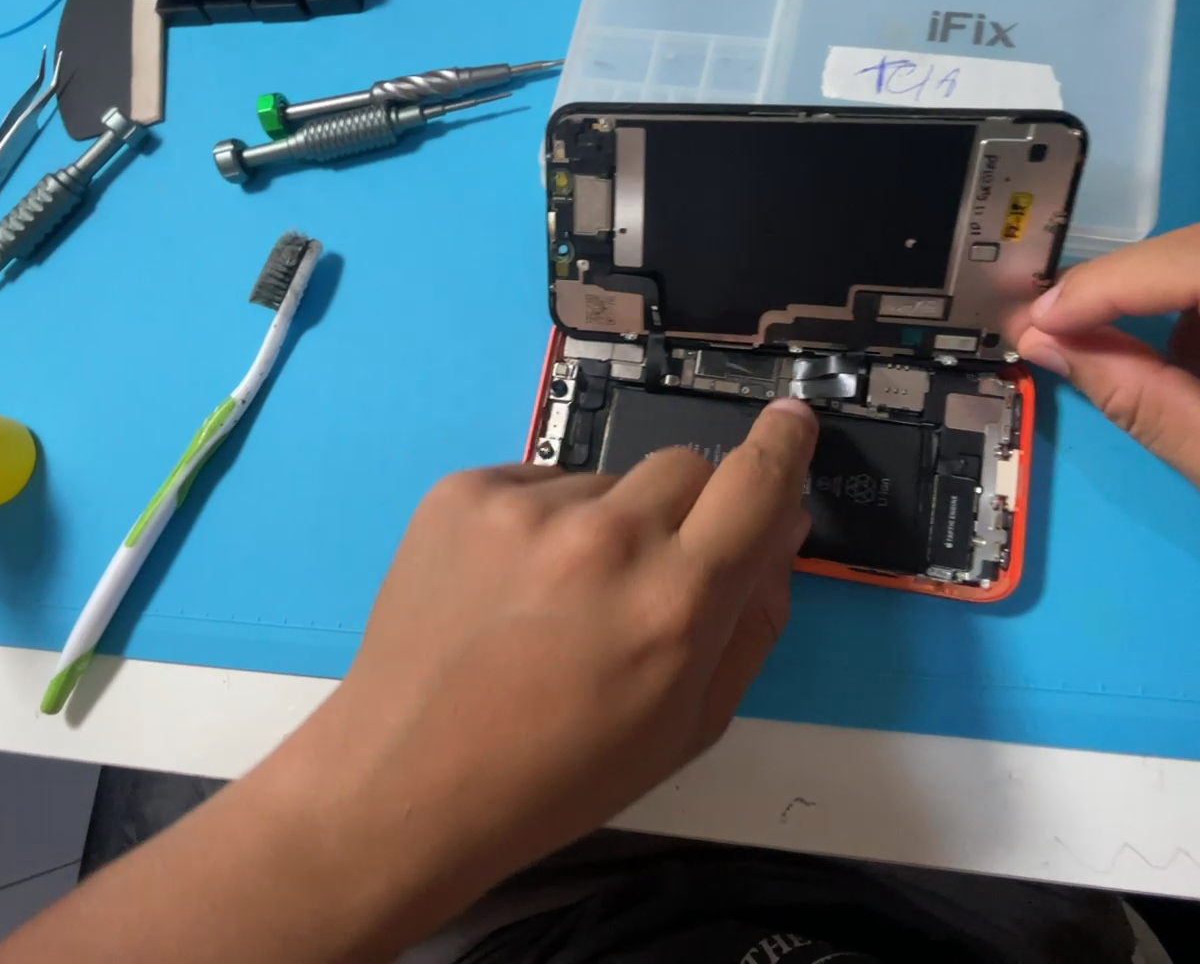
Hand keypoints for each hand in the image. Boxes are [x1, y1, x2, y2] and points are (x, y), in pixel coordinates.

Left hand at [288, 399, 818, 946]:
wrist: (409, 778)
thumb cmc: (564, 772)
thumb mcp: (690, 723)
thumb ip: (755, 618)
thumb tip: (782, 526)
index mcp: (675, 602)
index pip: (755, 485)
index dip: (782, 447)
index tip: (790, 421)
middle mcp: (605, 537)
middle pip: (684, 465)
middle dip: (685, 509)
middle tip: (646, 571)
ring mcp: (525, 507)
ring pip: (605, 481)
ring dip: (603, 524)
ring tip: (554, 597)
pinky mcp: (463, 491)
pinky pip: (537, 483)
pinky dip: (540, 522)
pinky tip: (507, 583)